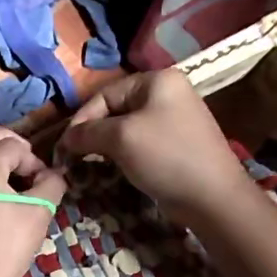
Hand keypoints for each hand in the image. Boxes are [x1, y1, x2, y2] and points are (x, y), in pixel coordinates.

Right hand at [58, 69, 251, 223]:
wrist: (212, 196)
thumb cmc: (166, 157)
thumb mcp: (121, 138)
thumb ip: (88, 133)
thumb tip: (66, 138)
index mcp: (157, 80)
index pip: (105, 93)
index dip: (82, 119)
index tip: (65, 146)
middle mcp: (167, 93)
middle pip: (116, 109)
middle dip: (93, 133)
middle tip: (74, 158)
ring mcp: (174, 120)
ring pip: (127, 129)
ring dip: (106, 146)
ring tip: (90, 165)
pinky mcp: (176, 145)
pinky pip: (141, 144)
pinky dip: (125, 155)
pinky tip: (116, 169)